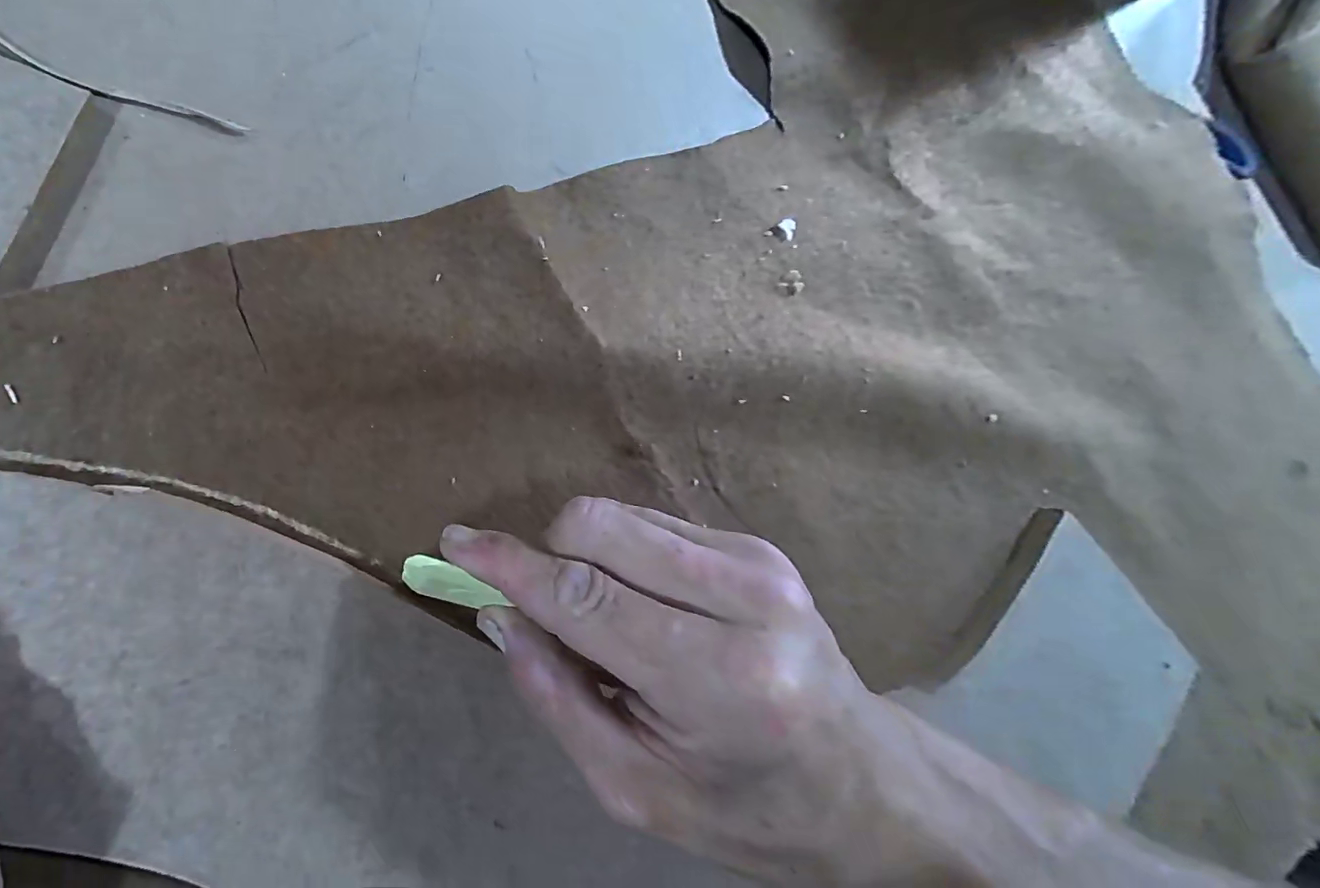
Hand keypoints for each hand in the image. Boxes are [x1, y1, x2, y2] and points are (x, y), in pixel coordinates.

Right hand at [443, 498, 1257, 887]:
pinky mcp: (756, 542)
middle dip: (546, 553)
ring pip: (618, 513)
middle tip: (546, 611)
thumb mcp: (634, 788)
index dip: (508, 565)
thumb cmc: (744, 806)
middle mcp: (743, 600)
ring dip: (584, 554)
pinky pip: (649, 520)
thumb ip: (556, 695)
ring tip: (609, 621)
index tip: (455, 542)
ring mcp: (757, 560)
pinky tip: (646, 605)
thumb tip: (500, 614)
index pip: (583, 595)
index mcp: (715, 679)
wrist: (864, 780)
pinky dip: (620, 553)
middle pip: (595, 526)